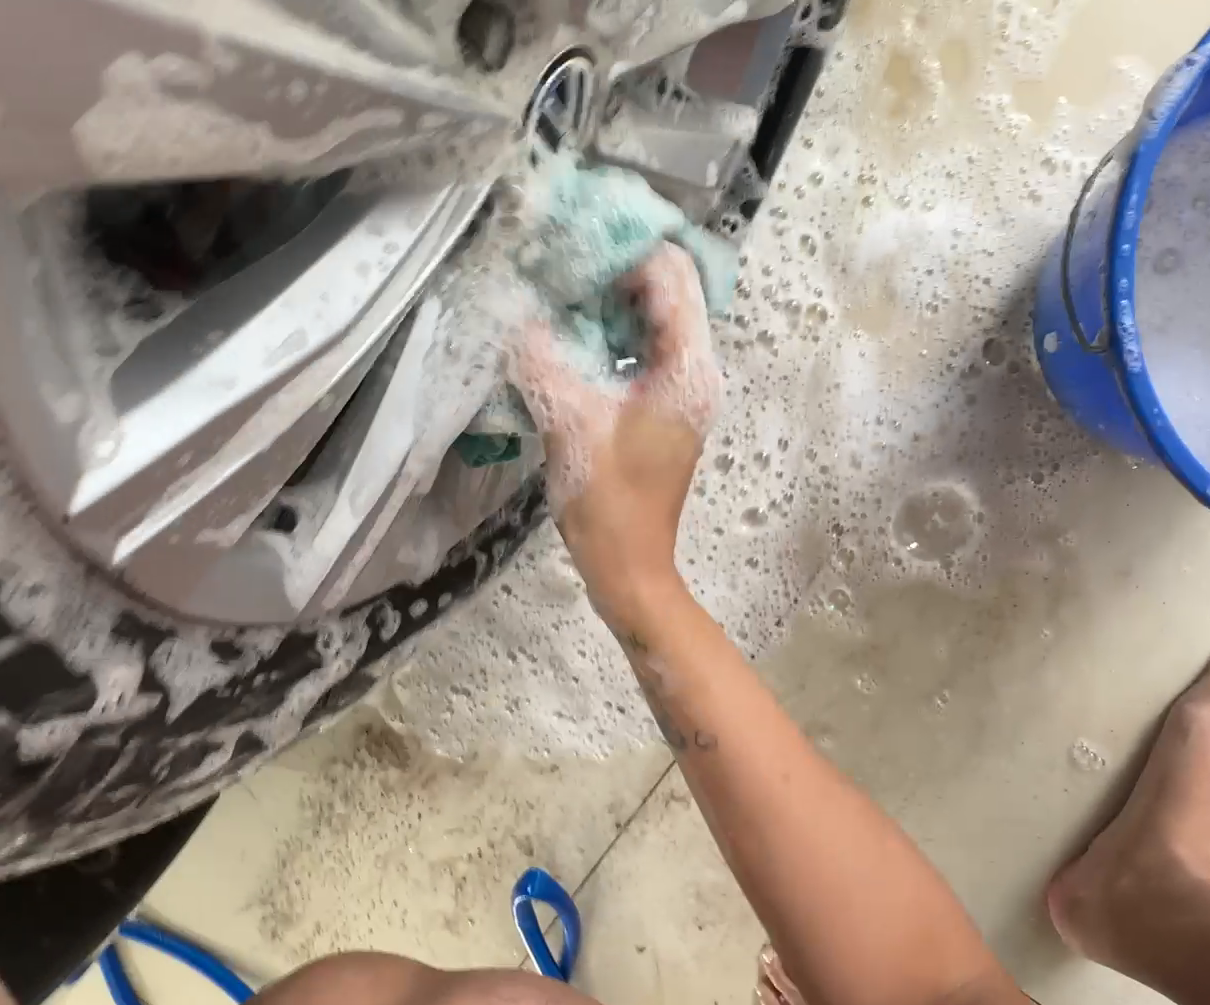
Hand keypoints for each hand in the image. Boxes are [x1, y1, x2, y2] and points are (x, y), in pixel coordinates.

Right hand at [509, 242, 721, 623]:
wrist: (629, 568)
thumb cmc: (609, 505)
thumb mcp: (570, 427)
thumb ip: (542, 360)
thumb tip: (515, 308)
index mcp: (687, 370)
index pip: (672, 276)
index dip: (627, 245)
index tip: (576, 231)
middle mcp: (695, 371)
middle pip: (666, 292)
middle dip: (615, 267)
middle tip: (560, 253)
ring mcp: (680, 390)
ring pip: (651, 320)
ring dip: (608, 300)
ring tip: (557, 285)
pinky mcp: (661, 407)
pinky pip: (639, 351)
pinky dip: (608, 334)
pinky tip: (566, 333)